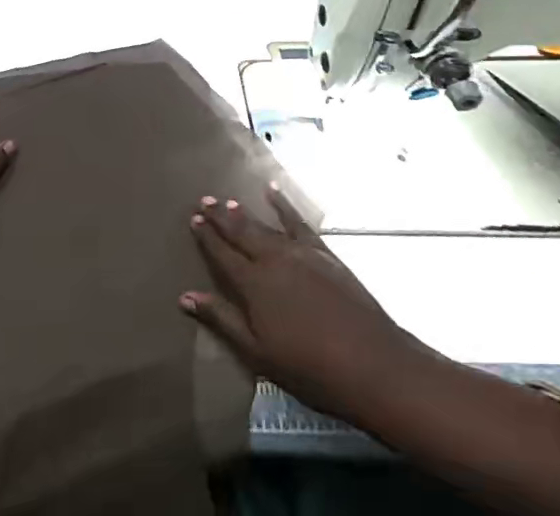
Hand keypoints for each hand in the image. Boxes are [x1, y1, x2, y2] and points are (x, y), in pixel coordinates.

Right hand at [182, 185, 424, 424]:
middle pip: (242, 233)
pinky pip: (298, 222)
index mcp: (253, 284)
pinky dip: (284, 205)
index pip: (223, 254)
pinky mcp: (325, 254)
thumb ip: (222, 319)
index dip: (207, 237)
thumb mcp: (257, 352)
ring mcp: (301, 253)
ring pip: (266, 226)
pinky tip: (274, 192)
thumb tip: (186, 296)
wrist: (372, 364)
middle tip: (204, 200)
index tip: (193, 220)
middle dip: (221, 217)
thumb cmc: (309, 367)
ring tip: (229, 201)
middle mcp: (273, 260)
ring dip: (245, 213)